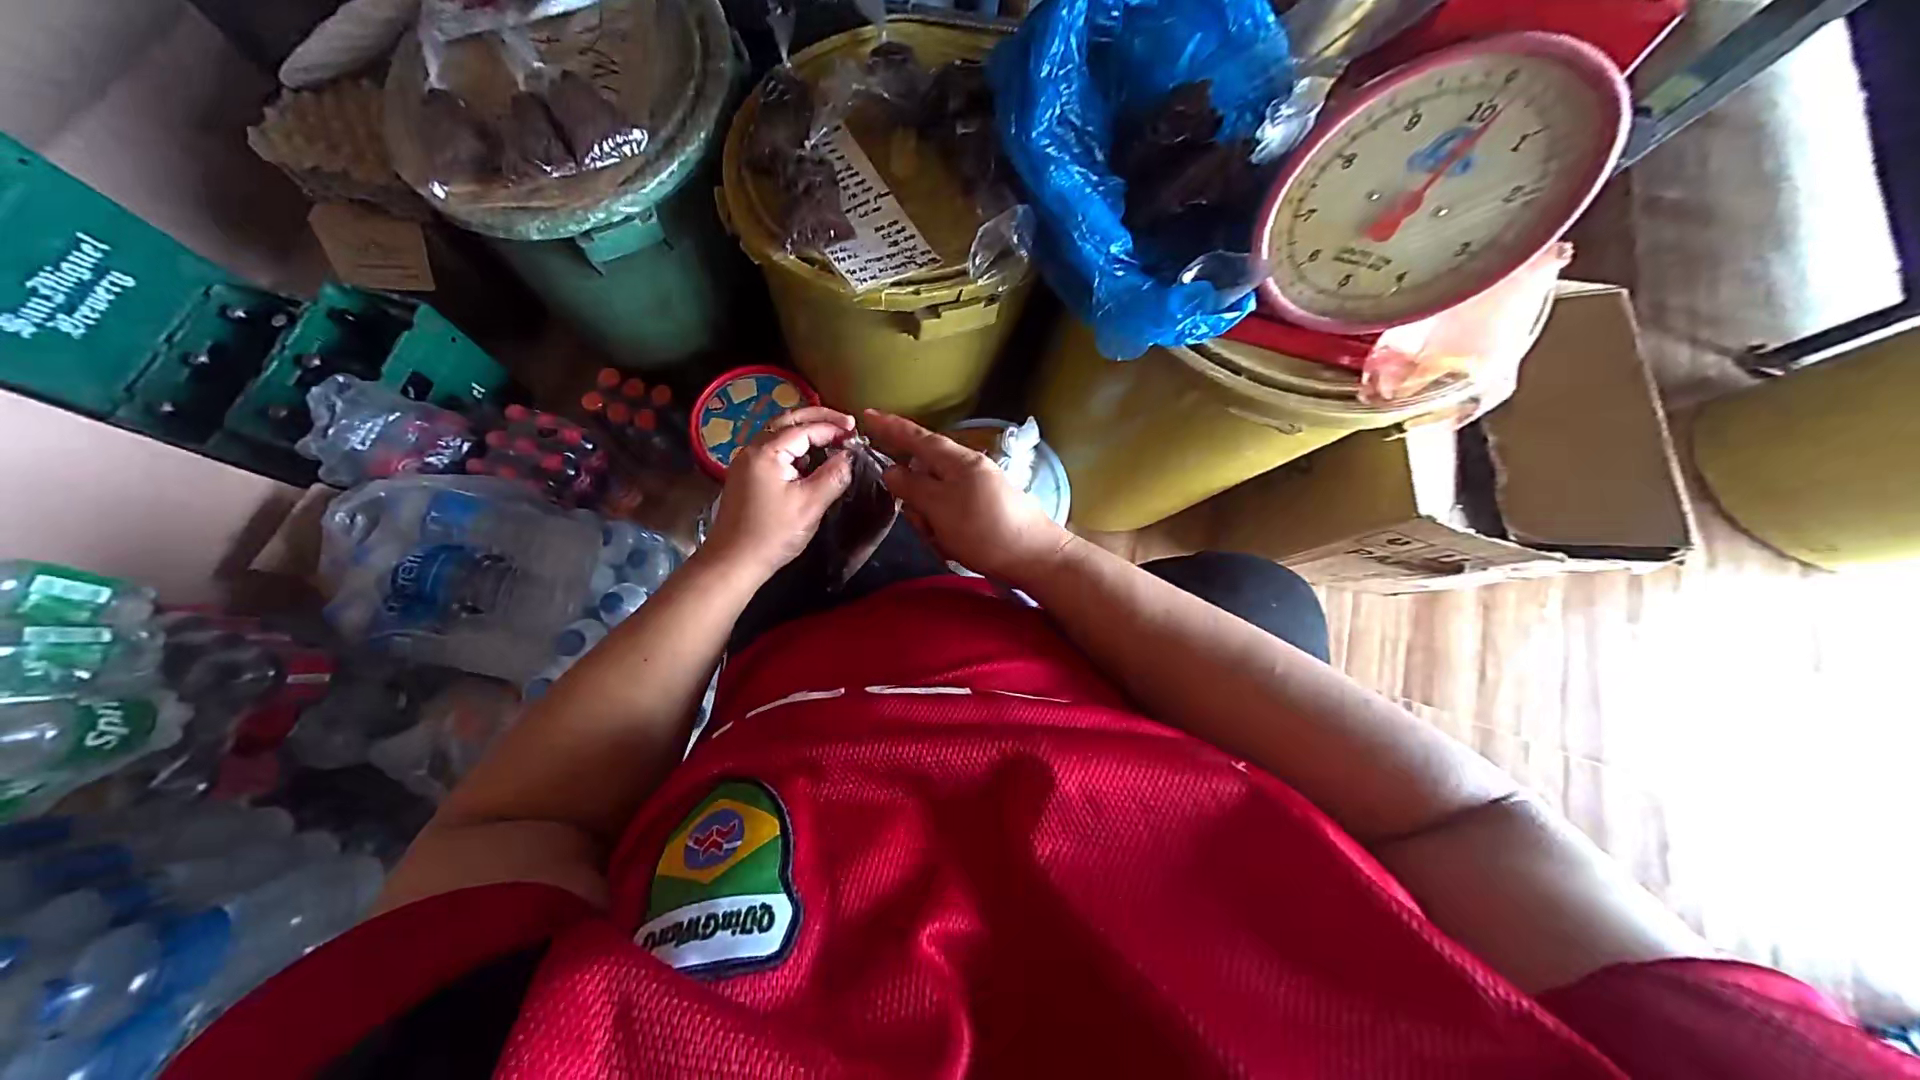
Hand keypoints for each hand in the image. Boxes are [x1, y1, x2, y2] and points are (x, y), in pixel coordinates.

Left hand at [704, 406, 856, 579]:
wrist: (733, 561)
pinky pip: (773, 449)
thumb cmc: (773, 533)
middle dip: (818, 418)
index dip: (832, 428)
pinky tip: (810, 457)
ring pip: (779, 434)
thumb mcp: (810, 504)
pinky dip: (795, 446)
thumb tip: (849, 455)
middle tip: (846, 423)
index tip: (856, 433)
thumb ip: (834, 475)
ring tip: (832, 436)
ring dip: (806, 430)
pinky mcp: (747, 476)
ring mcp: (746, 462)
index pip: (805, 428)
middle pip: (788, 420)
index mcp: (767, 452)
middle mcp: (753, 449)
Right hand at [862, 410, 1073, 583]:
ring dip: (933, 524)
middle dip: (917, 505)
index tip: (867, 415)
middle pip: (923, 475)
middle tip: (927, 527)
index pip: (917, 437)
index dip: (891, 428)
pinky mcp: (983, 511)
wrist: (1035, 557)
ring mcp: (977, 490)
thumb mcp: (939, 508)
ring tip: (947, 543)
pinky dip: (947, 533)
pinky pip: (950, 517)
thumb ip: (911, 487)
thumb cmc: (985, 530)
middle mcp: (967, 469)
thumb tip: (891, 469)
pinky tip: (957, 549)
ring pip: (934, 501)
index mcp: (957, 460)